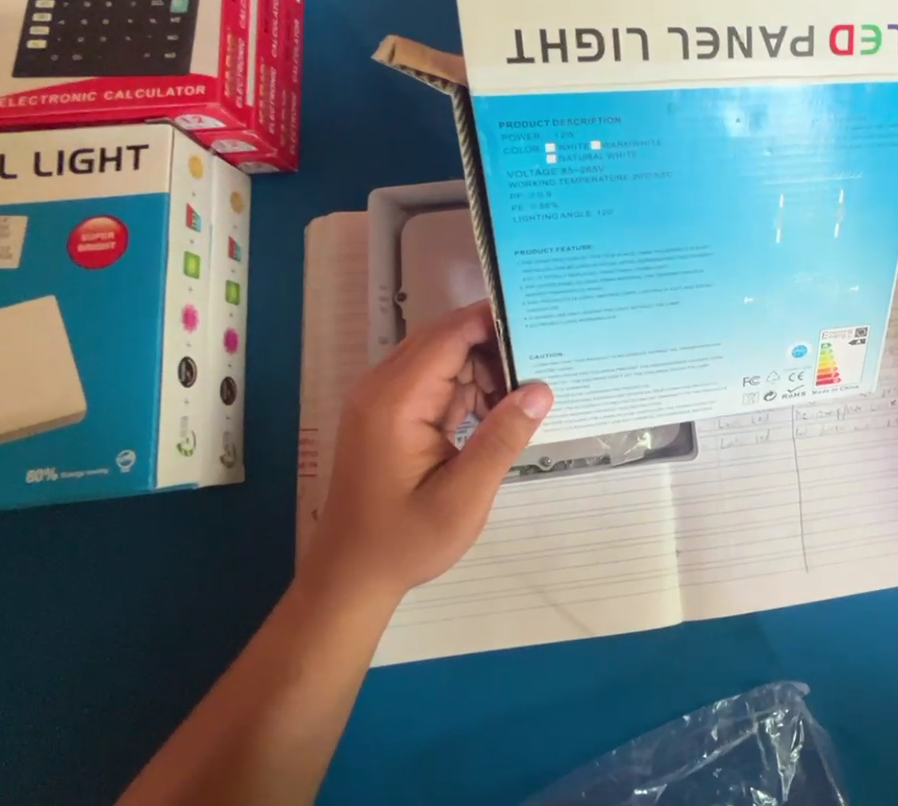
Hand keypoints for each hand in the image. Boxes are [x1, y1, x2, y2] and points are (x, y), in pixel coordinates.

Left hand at [306, 301, 552, 608]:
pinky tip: (499, 412)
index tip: (542, 321)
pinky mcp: (391, 413)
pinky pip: (437, 381)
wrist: (351, 577)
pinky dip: (470, 388)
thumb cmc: (405, 540)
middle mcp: (383, 388)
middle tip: (547, 360)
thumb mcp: (464, 496)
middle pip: (447, 339)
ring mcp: (383, 399)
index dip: (495, 320)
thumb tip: (541, 389)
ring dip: (486, 370)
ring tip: (528, 393)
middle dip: (496, 346)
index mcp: (396, 400)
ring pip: (445, 358)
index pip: (450, 335)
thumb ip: (503, 438)